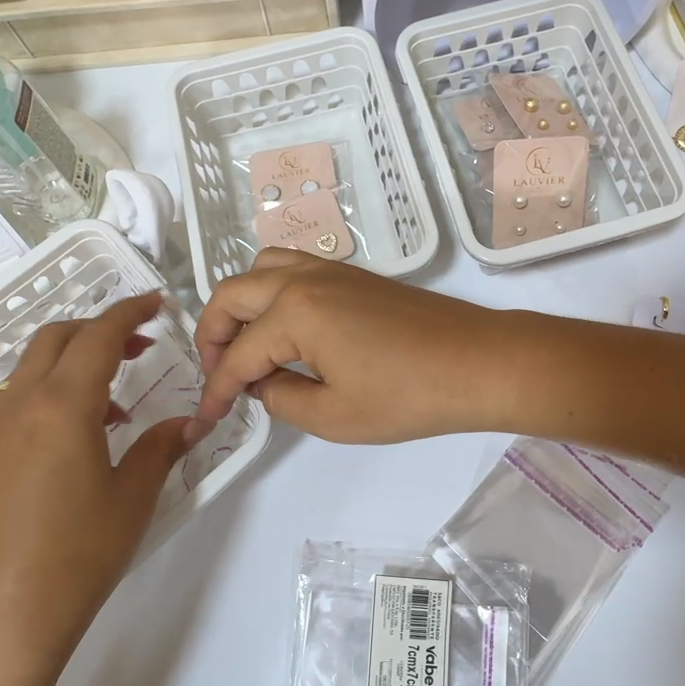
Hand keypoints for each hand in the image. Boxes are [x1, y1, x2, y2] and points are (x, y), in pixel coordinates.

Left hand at [0, 293, 196, 669]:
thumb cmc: (72, 558)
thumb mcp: (131, 500)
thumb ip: (160, 450)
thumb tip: (188, 423)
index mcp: (61, 404)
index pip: (98, 335)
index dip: (130, 311)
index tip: (158, 301)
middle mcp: (16, 406)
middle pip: (55, 340)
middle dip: (98, 330)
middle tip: (140, 345)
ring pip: (28, 373)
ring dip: (71, 366)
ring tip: (115, 407)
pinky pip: (12, 407)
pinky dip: (47, 400)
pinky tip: (72, 447)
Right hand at [193, 250, 517, 443]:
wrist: (477, 363)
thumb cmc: (407, 395)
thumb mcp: (333, 416)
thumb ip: (281, 399)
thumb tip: (262, 383)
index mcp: (294, 311)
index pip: (238, 353)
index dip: (217, 389)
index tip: (207, 416)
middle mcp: (304, 279)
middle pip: (234, 293)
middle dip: (213, 334)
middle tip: (218, 374)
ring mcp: (331, 270)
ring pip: (262, 269)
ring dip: (241, 303)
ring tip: (246, 346)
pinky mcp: (354, 275)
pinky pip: (292, 269)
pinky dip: (271, 293)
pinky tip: (283, 331)